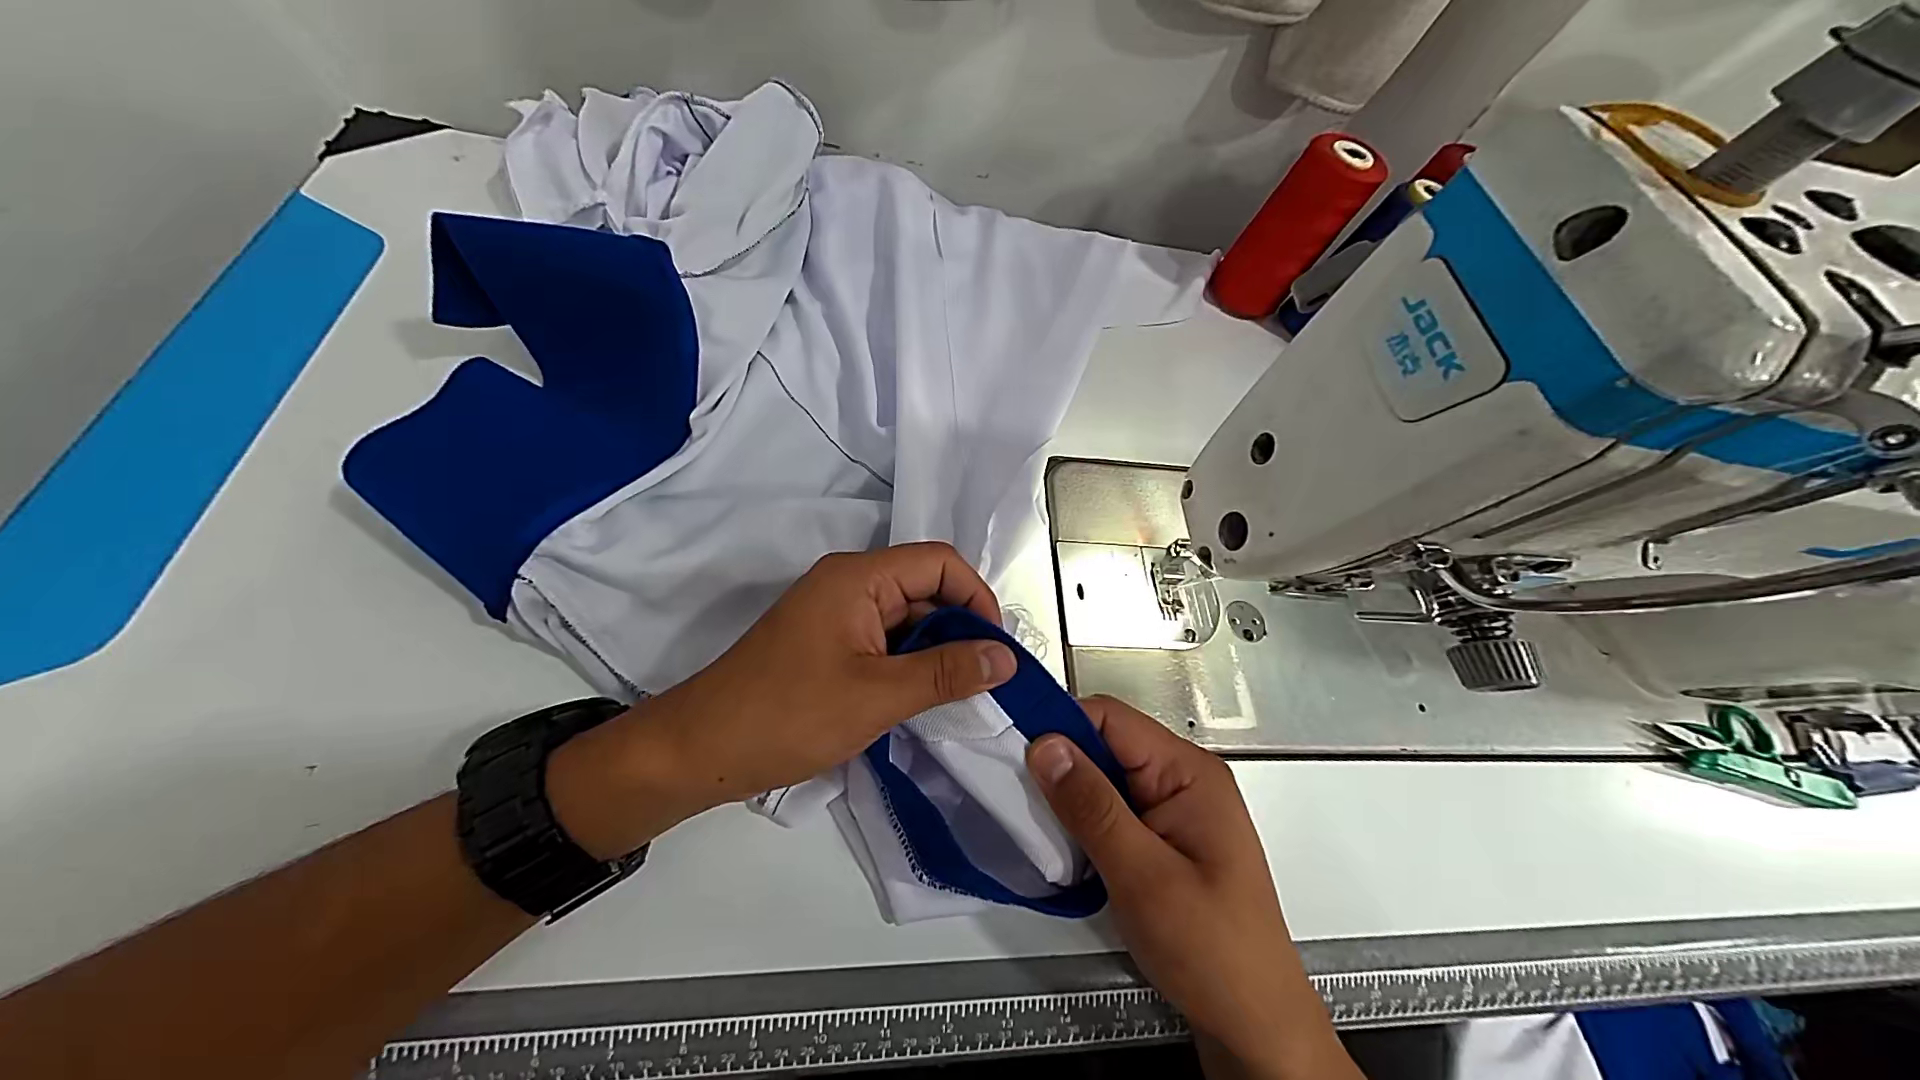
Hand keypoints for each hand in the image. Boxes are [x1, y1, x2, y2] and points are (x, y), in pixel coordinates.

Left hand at [550, 543, 1018, 855]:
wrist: (700, 750)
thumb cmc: (789, 715)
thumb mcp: (878, 695)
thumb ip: (946, 672)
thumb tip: (1006, 658)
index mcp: (858, 577)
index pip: (939, 562)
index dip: (976, 598)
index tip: (995, 649)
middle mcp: (848, 583)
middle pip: (924, 587)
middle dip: (960, 627)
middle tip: (987, 679)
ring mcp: (835, 613)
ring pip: (906, 617)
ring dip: (936, 649)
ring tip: (961, 693)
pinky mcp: (827, 642)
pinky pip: (883, 639)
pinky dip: (909, 662)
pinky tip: (923, 697)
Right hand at [1025, 697, 1358, 1079]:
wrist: (1254, 1024)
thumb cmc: (1214, 952)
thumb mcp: (1143, 875)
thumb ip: (1091, 806)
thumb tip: (1047, 747)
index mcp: (1189, 772)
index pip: (1110, 718)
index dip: (1061, 727)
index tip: (1017, 750)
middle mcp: (1182, 779)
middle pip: (1105, 743)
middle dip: (1061, 765)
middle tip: (1020, 793)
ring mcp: (1173, 807)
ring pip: (1103, 777)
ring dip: (1070, 797)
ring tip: (1041, 824)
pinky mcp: (1161, 834)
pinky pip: (1111, 807)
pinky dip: (1084, 821)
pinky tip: (1067, 844)